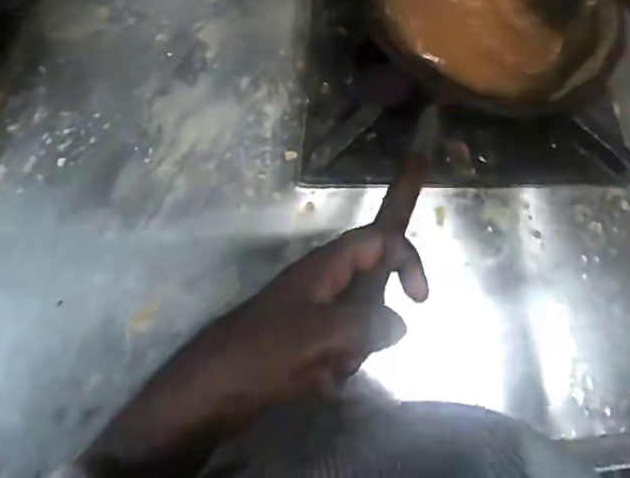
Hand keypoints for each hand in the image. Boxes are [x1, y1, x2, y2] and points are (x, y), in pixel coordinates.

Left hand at [81, 226, 427, 477]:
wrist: (210, 389)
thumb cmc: (263, 352)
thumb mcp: (320, 336)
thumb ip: (365, 324)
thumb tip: (400, 323)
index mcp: (325, 266)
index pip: (377, 240)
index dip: (405, 257)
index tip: (420, 298)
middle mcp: (321, 281)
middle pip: (370, 281)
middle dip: (375, 316)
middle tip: (357, 346)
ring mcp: (311, 309)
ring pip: (358, 317)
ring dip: (356, 345)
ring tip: (332, 370)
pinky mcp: (303, 339)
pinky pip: (340, 343)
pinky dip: (339, 362)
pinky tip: (320, 383)